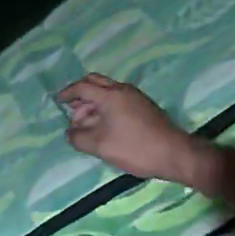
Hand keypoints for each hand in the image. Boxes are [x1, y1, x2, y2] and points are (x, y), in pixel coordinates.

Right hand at [58, 74, 219, 190]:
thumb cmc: (135, 148)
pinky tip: (106, 124)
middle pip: (95, 81)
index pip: (82, 87)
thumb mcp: (100, 146)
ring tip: (87, 122)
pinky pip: (118, 98)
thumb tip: (69, 132)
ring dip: (94, 101)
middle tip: (72, 108)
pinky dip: (106, 105)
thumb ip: (78, 138)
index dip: (67, 93)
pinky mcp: (144, 105)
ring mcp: (135, 96)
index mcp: (109, 95)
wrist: (176, 154)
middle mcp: (121, 89)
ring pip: (107, 90)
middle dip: (80, 92)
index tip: (58, 101)